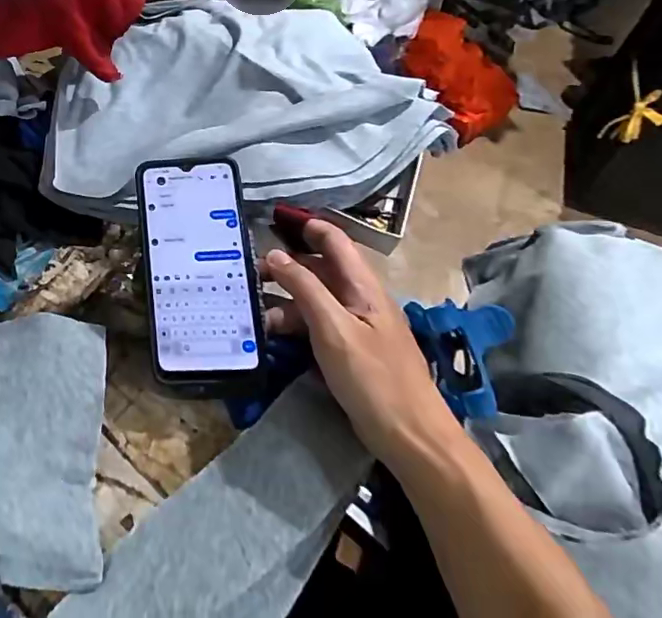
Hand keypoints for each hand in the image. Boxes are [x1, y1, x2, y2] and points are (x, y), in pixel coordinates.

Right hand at [261, 218, 460, 468]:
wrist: (412, 439)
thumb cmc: (374, 379)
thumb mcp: (333, 329)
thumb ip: (304, 288)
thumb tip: (274, 255)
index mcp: (363, 287)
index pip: (334, 241)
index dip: (305, 226)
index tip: (270, 222)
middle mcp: (360, 300)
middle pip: (319, 269)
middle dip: (285, 267)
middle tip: (248, 274)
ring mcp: (355, 327)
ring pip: (314, 300)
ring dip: (285, 301)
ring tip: (254, 311)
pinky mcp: (349, 352)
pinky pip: (316, 326)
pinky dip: (293, 324)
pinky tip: (271, 335)